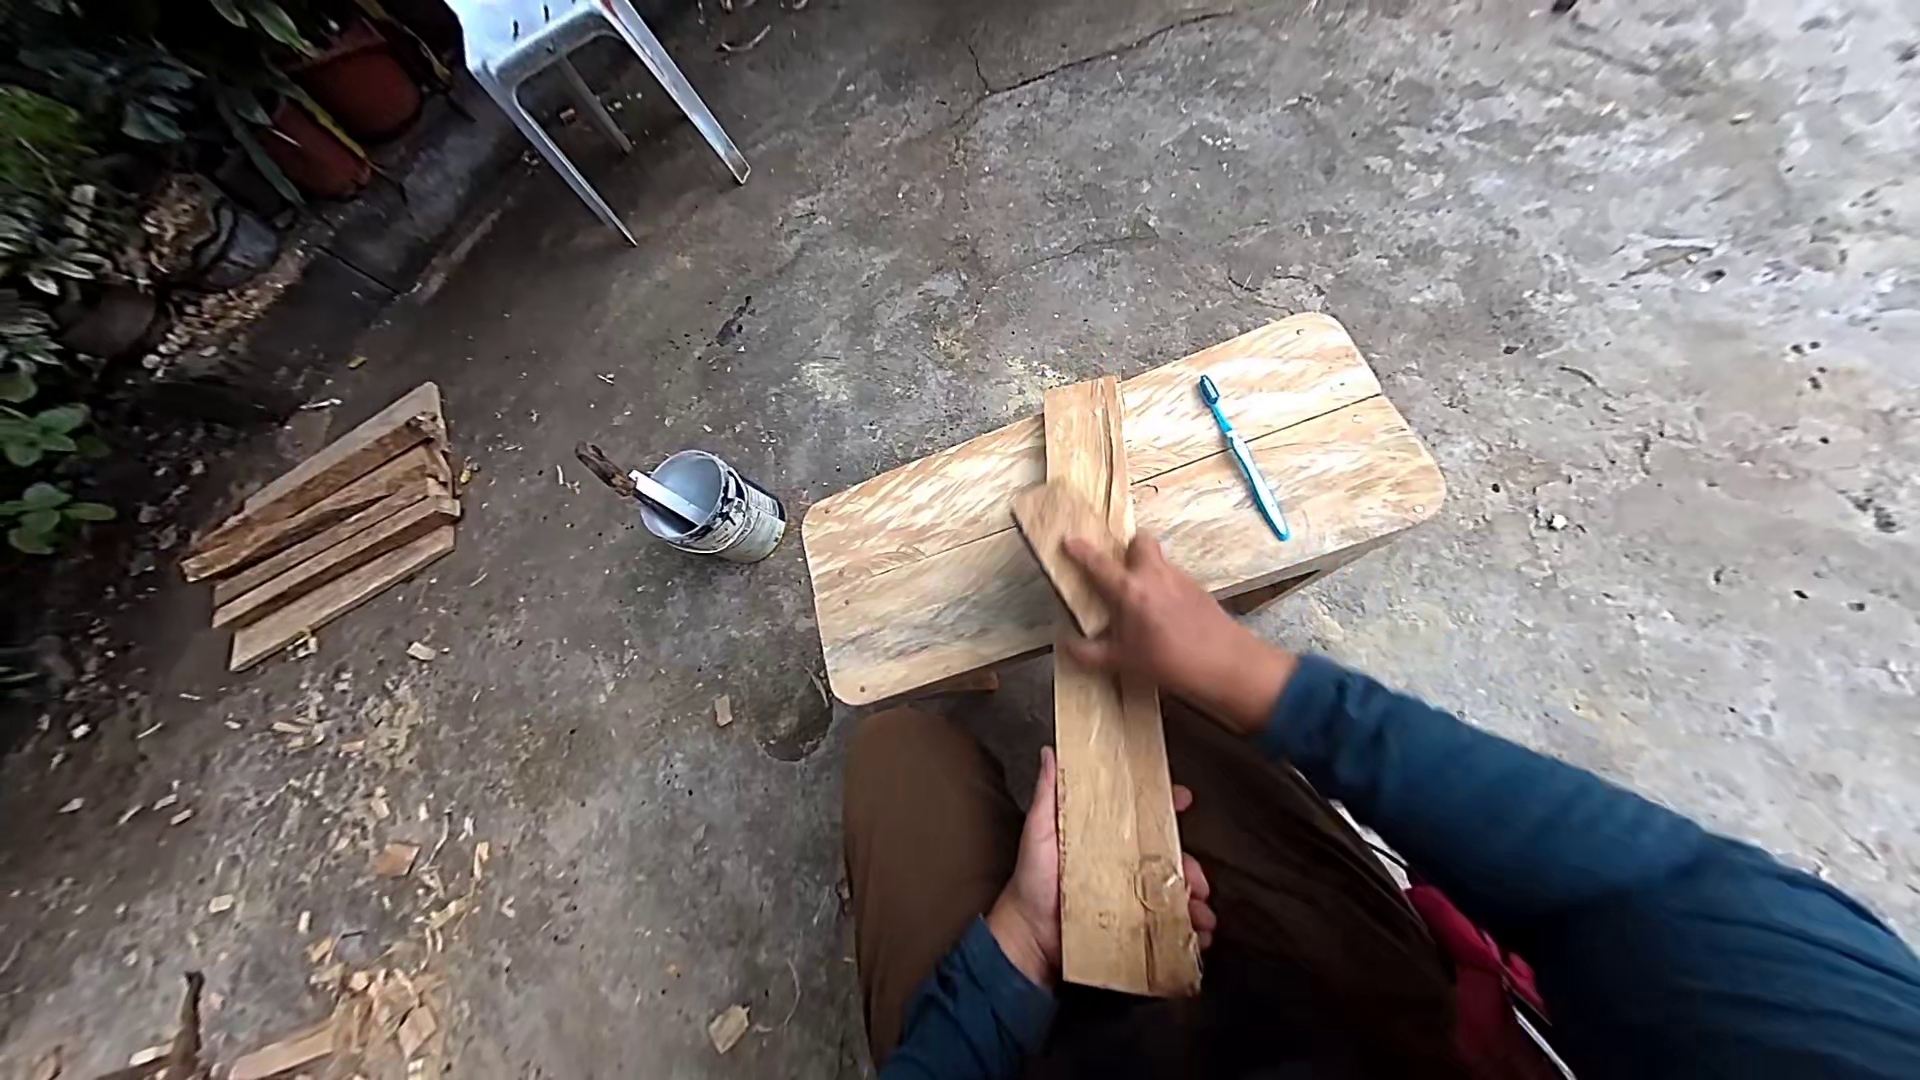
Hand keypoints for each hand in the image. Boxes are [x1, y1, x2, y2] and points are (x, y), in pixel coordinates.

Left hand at [988, 747, 1217, 986]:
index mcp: (1104, 835)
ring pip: (1174, 891)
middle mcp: (1121, 861)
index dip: (1164, 803)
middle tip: (1196, 880)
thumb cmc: (1032, 879)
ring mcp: (1130, 894)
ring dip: (1195, 900)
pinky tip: (1197, 935)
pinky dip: (1191, 930)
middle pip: (1167, 855)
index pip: (1140, 813)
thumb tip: (1050, 753)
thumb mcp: (1039, 830)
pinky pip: (1170, 926)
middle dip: (1190, 866)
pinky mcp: (1134, 925)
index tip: (1182, 798)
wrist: (1030, 935)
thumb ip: (1047, 794)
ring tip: (1200, 913)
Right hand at [1062, 532, 1297, 734]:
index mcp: (1129, 590)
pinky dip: (1164, 585)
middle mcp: (1153, 575)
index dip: (1080, 550)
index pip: (1098, 563)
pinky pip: (1174, 576)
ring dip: (1146, 566)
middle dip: (1128, 546)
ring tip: (1140, 594)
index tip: (1068, 540)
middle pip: (1140, 540)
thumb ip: (1091, 654)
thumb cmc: (1170, 663)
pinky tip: (1163, 611)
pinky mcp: (1198, 588)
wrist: (1228, 665)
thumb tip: (1067, 648)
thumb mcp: (1124, 662)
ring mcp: (1179, 578)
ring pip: (1158, 558)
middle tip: (1119, 565)